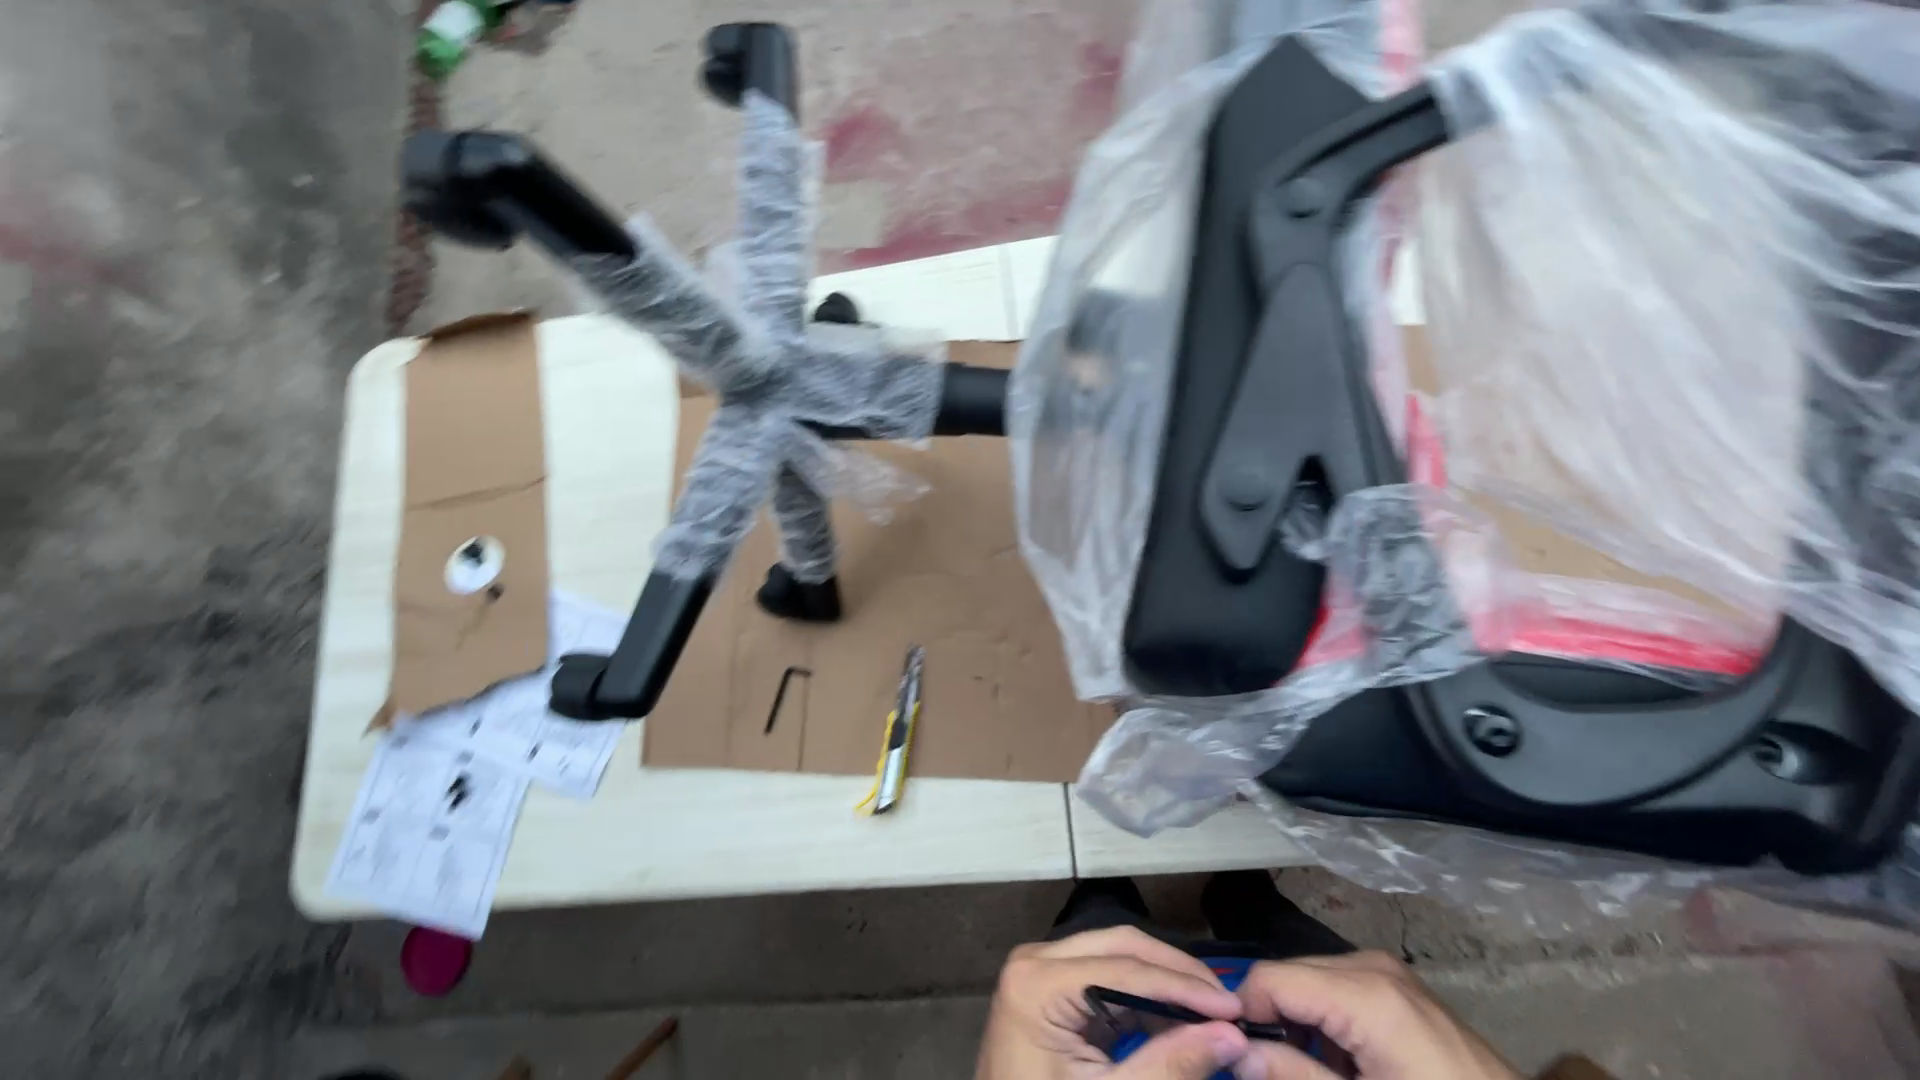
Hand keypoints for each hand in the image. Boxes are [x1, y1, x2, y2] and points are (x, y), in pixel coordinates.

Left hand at [976, 926, 1251, 1078]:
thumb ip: (1171, 1064)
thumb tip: (1233, 1036)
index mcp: (1037, 982)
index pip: (1125, 968)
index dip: (1184, 986)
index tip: (1235, 1008)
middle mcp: (1035, 960)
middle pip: (1120, 947)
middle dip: (1176, 973)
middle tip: (1227, 1003)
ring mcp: (1039, 968)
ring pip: (1115, 955)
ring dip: (1163, 982)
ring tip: (1211, 1013)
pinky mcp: (1049, 985)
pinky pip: (1104, 976)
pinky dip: (1142, 996)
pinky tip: (1177, 1019)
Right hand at [1234, 952, 1520, 1079]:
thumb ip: (1294, 1077)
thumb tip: (1236, 1053)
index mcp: (1364, 993)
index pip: (1269, 978)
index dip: (1244, 1014)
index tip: (1240, 1056)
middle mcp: (1372, 966)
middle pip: (1288, 974)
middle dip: (1272, 1018)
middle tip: (1272, 1069)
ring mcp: (1389, 971)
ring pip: (1310, 978)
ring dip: (1298, 1020)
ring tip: (1314, 1069)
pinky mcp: (1400, 984)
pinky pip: (1339, 985)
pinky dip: (1326, 1017)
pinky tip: (1344, 1060)